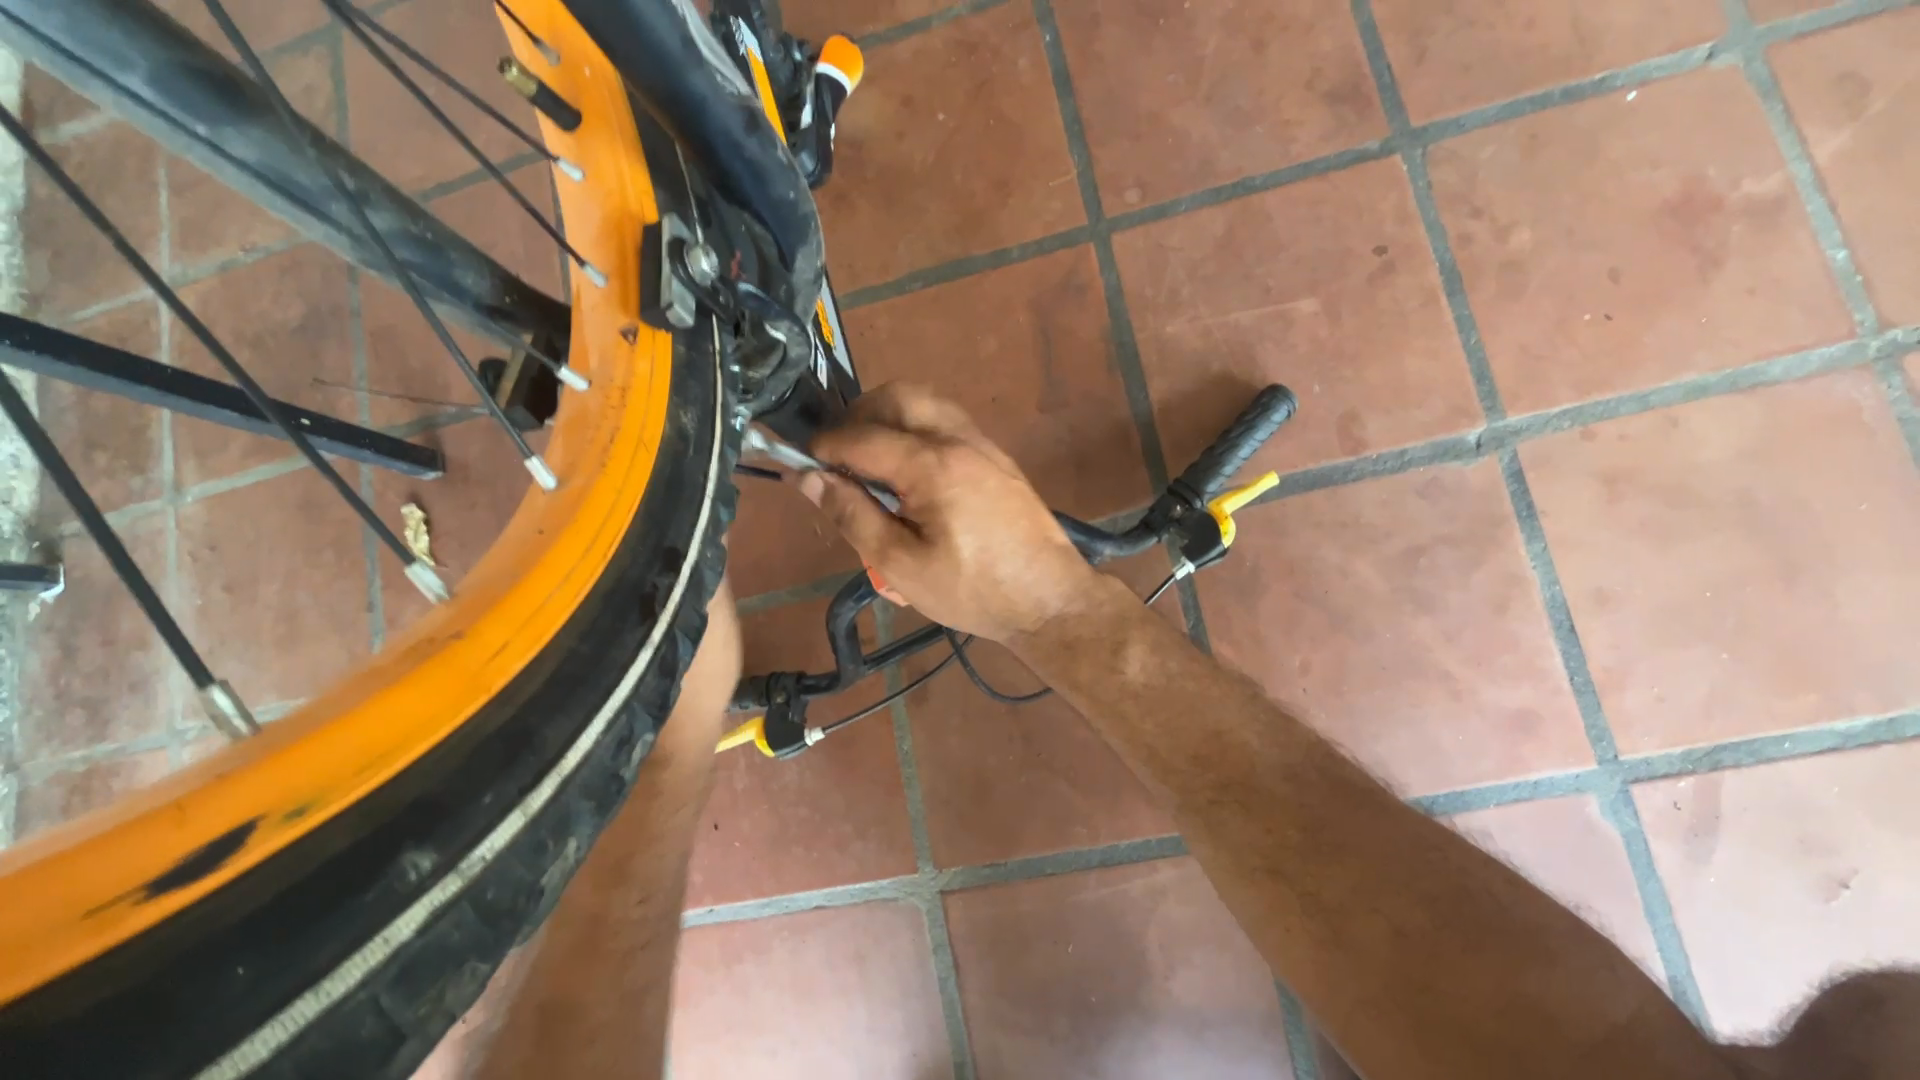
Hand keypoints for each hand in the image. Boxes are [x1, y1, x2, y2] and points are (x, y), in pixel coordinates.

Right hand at [799, 383, 1106, 642]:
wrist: (1050, 600)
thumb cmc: (973, 591)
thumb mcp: (900, 565)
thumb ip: (852, 515)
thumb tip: (809, 479)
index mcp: (931, 465)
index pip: (861, 436)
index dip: (824, 448)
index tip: (802, 465)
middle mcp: (958, 440)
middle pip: (898, 396)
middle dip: (858, 416)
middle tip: (838, 456)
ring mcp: (983, 444)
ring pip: (926, 403)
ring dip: (889, 418)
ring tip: (870, 462)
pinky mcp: (997, 458)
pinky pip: (948, 422)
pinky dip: (917, 429)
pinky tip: (909, 473)